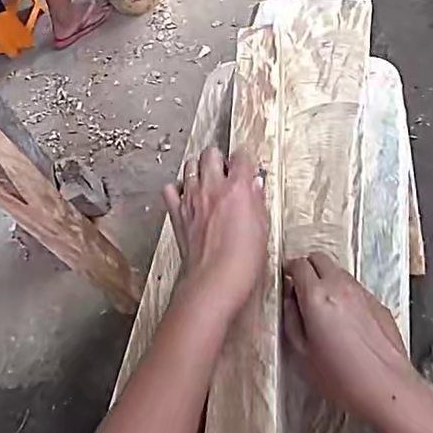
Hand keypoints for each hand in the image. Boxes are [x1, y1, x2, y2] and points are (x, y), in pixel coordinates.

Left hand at [164, 148, 267, 323]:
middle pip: (211, 153)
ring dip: (199, 169)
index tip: (245, 165)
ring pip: (190, 165)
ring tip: (206, 179)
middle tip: (225, 170)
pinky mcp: (177, 211)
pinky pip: (171, 189)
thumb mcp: (262, 227)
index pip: (240, 158)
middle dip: (218, 158)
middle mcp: (212, 187)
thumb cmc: (243, 260)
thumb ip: (256, 201)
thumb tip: (255, 185)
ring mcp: (191, 197)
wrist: (215, 278)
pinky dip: (177, 188)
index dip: (244, 160)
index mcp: (238, 189)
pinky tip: (186, 195)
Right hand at [283, 253, 423, 428]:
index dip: (288, 270)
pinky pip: (357, 290)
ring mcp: (363, 294)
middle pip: (319, 258)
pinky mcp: (381, 307)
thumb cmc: (342, 377)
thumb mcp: (301, 353)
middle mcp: (340, 287)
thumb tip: (290, 301)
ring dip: (327, 280)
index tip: (286, 283)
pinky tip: (348, 322)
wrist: (391, 392)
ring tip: (325, 308)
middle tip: (302, 289)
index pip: (298, 264)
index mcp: (316, 295)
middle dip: (307, 268)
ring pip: (339, 272)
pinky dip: (346, 295)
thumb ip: (291, 319)